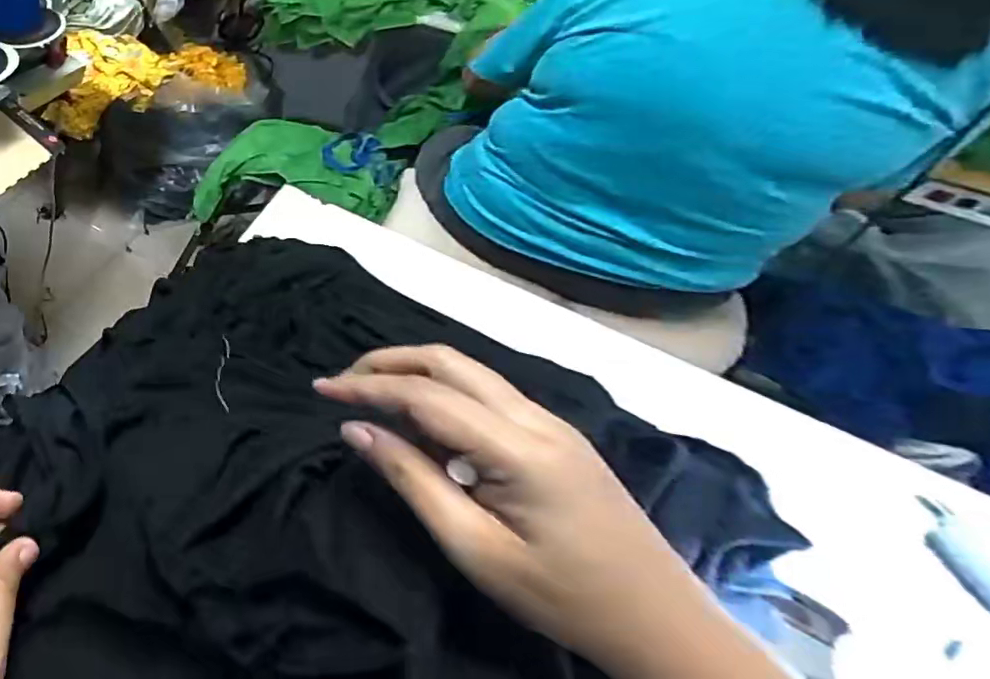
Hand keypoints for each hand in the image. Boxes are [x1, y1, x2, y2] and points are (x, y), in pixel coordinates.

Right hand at [314, 345, 779, 678]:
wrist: (666, 627)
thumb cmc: (565, 597)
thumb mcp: (477, 550)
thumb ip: (413, 480)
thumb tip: (358, 429)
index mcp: (518, 447)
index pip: (425, 394)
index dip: (368, 386)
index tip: (322, 388)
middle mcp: (534, 417)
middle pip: (447, 362)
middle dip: (389, 363)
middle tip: (345, 384)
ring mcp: (549, 421)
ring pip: (467, 372)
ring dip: (415, 374)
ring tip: (373, 398)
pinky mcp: (555, 434)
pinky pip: (486, 394)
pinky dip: (443, 394)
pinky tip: (426, 425)